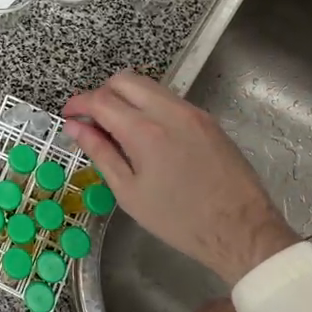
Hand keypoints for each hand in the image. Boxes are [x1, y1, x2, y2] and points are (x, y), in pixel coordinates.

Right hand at [62, 72, 298, 285]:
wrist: (243, 232)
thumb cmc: (179, 221)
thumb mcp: (129, 192)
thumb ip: (100, 153)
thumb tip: (75, 127)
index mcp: (144, 131)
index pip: (100, 99)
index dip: (78, 104)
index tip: (69, 116)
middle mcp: (168, 111)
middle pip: (124, 80)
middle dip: (101, 93)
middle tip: (93, 121)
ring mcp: (192, 112)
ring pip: (148, 85)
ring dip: (126, 97)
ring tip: (119, 128)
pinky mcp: (208, 119)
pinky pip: (168, 99)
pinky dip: (149, 106)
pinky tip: (148, 135)